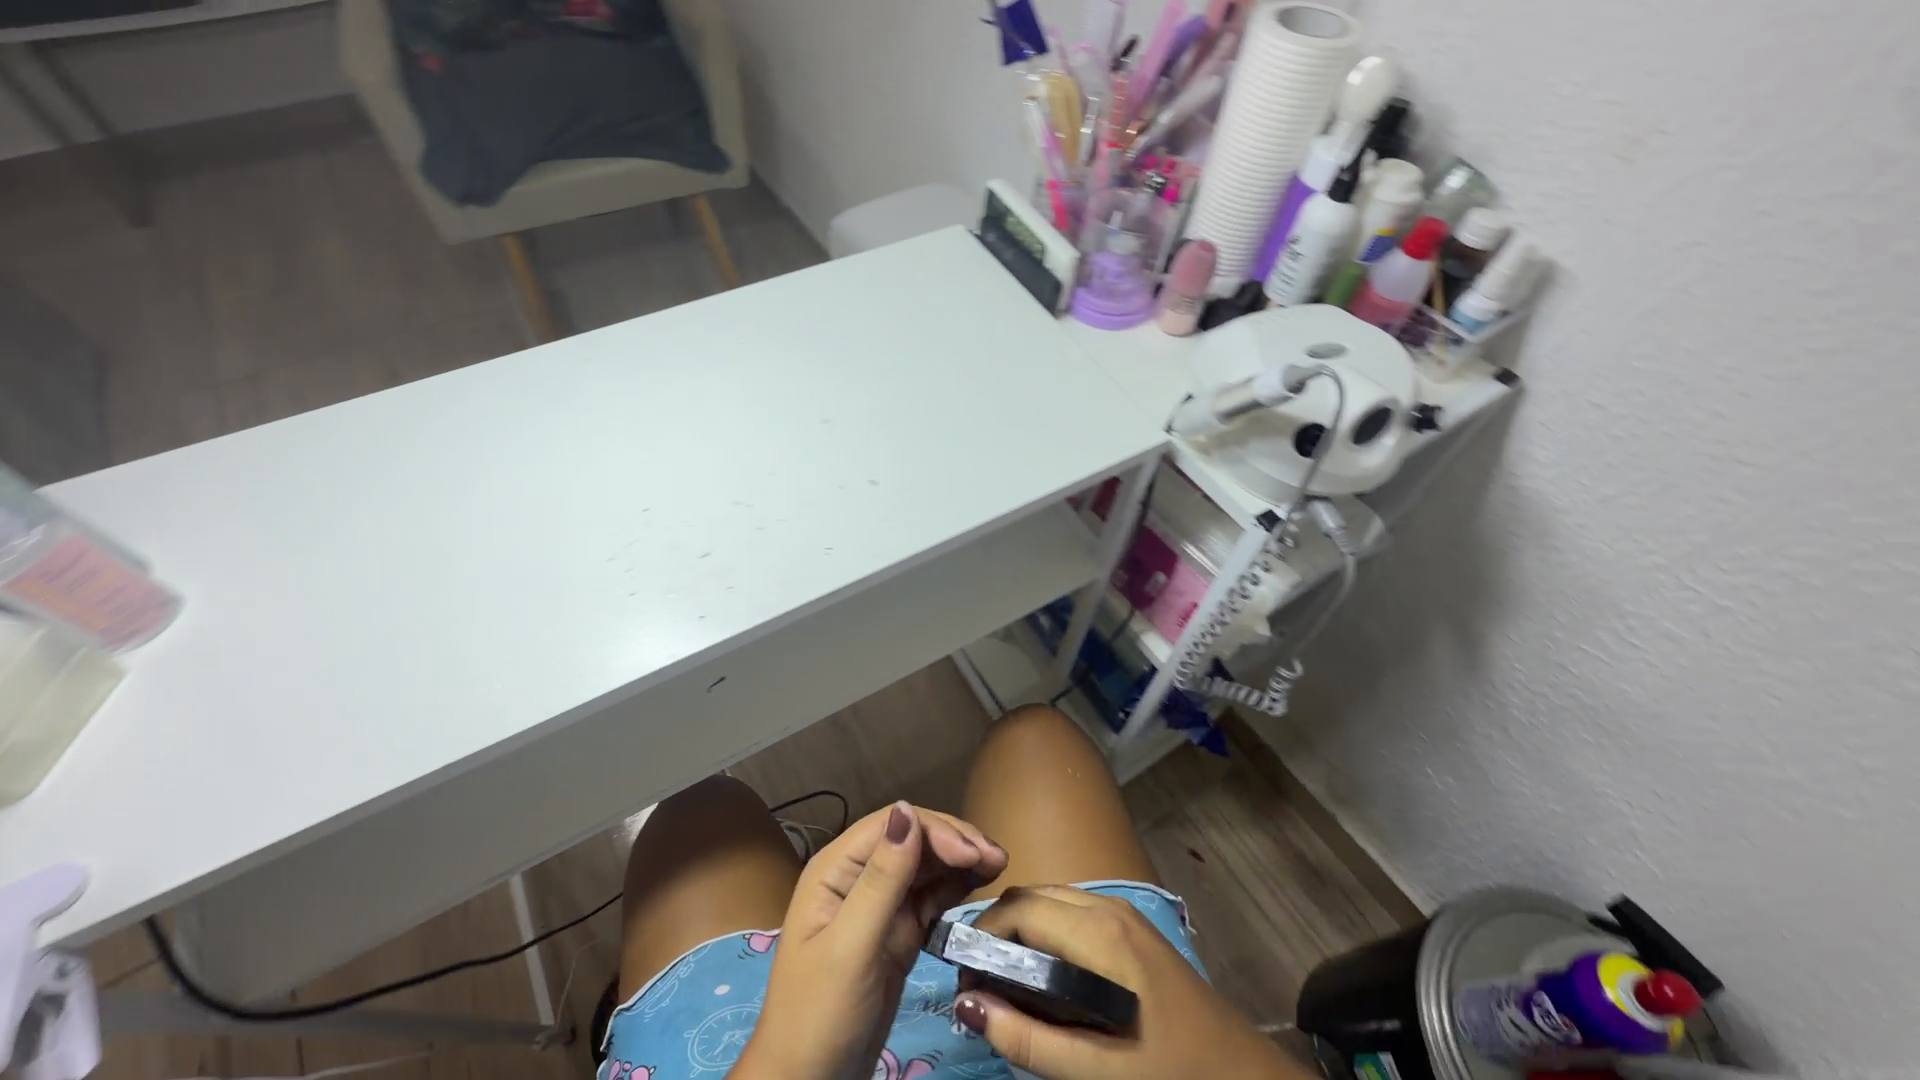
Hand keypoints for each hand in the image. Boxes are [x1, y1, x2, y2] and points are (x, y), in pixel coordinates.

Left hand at [736, 801, 1007, 1079]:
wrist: (810, 1079)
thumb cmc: (819, 1013)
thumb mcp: (850, 946)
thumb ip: (881, 880)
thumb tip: (907, 812)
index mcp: (835, 870)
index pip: (891, 826)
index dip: (936, 830)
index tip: (975, 854)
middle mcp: (857, 877)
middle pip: (913, 839)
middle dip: (956, 842)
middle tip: (998, 859)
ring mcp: (880, 905)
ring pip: (927, 865)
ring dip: (962, 861)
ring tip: (999, 867)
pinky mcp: (899, 932)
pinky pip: (932, 897)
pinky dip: (957, 887)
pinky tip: (981, 886)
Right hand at [954, 885, 1305, 1079]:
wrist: (1243, 1074)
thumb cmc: (1172, 1070)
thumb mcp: (1098, 1071)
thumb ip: (1029, 1040)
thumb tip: (966, 1004)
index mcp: (1100, 934)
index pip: (1018, 910)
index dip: (981, 940)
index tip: (964, 984)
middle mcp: (1108, 907)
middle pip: (1029, 897)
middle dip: (995, 933)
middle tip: (979, 988)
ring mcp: (1122, 912)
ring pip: (1048, 901)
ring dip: (1018, 932)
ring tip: (1004, 986)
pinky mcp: (1130, 927)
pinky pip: (1070, 913)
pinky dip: (1043, 933)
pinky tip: (1043, 979)